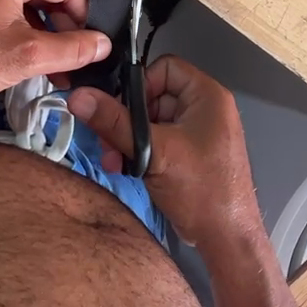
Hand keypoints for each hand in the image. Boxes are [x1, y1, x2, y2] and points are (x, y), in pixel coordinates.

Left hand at [0, 0, 110, 105]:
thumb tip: (105, 43)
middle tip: (73, 64)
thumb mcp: (27, 56)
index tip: (91, 47)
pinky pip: (4, 11)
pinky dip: (19, 34)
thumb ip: (72, 49)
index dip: (85, 17)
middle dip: (64, 29)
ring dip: (43, 35)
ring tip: (52, 70)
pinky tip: (23, 62)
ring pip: (26, 6)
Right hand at [67, 56, 261, 252]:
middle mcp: (205, 108)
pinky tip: (126, 168)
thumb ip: (114, 122)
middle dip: (127, 119)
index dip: (138, 84)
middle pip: (153, 95)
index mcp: (207, 96)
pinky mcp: (188, 154)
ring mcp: (197, 132)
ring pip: (151, 121)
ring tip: (115, 159)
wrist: (226, 239)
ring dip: (129, 139)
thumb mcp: (153, 151)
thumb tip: (81, 98)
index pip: (164, 67)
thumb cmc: (203, 191)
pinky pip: (157, 140)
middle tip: (109, 141)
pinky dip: (140, 151)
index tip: (120, 109)